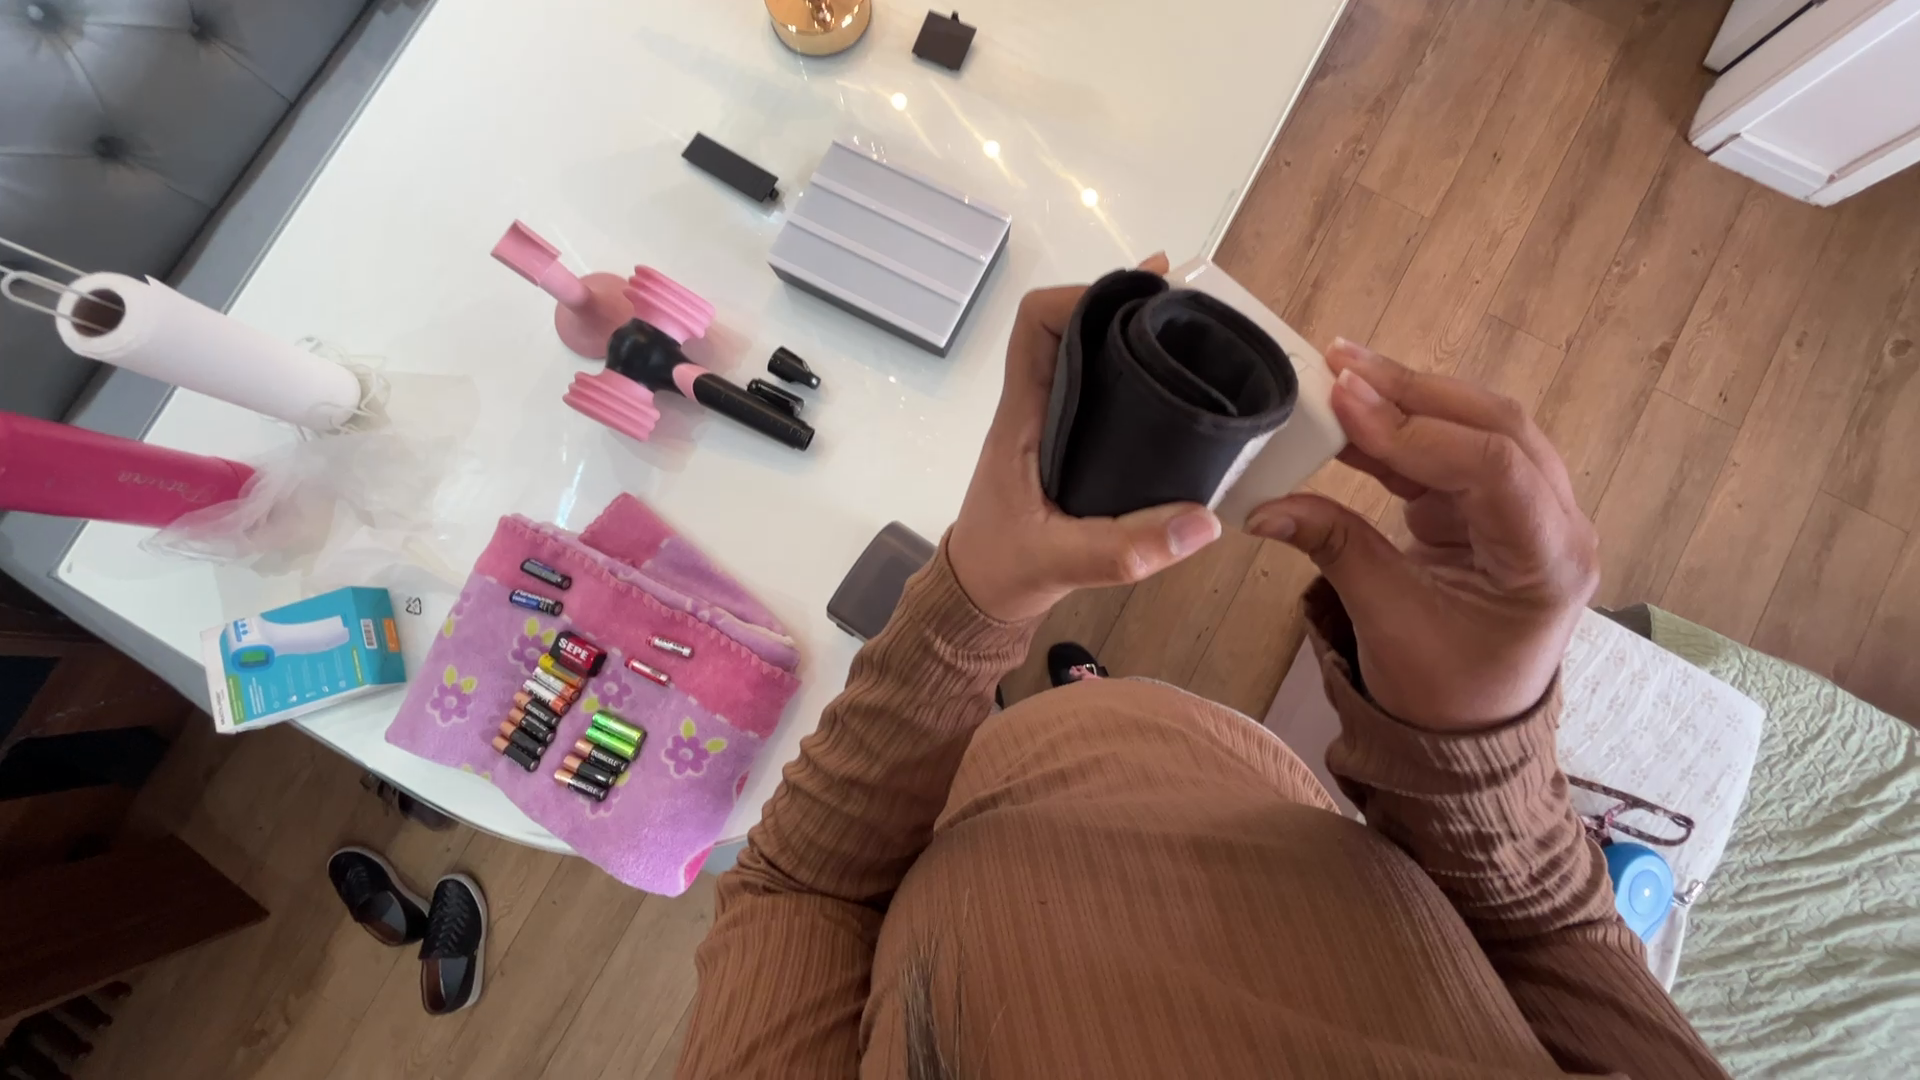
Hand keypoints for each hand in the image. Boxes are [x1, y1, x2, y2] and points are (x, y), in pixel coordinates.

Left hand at [948, 255, 1223, 621]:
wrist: (980, 594)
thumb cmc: (1001, 569)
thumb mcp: (1059, 563)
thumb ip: (1123, 549)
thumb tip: (1202, 523)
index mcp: (1022, 418)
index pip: (1033, 326)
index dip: (1079, 297)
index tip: (1140, 299)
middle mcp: (1035, 409)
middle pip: (1070, 330)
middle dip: (1124, 310)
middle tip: (1188, 310)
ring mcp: (1049, 427)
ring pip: (1086, 361)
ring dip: (1132, 343)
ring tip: (1194, 339)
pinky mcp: (1065, 448)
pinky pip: (1099, 398)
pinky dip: (1135, 384)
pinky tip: (1178, 394)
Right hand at [1244, 340, 1598, 731]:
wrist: (1464, 724)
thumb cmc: (1439, 687)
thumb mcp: (1384, 617)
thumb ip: (1333, 546)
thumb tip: (1260, 507)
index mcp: (1546, 558)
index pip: (1493, 467)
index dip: (1416, 430)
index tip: (1342, 402)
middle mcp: (1550, 520)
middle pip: (1495, 427)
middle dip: (1414, 390)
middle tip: (1340, 363)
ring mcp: (1521, 510)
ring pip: (1474, 428)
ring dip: (1407, 397)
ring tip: (1340, 370)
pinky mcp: (1482, 510)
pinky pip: (1442, 454)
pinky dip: (1395, 431)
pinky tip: (1350, 412)